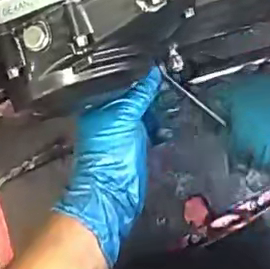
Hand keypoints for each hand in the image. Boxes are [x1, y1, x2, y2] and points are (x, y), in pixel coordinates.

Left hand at [53, 67, 161, 263]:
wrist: (113, 196)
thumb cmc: (107, 160)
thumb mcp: (125, 116)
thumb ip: (139, 94)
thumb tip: (152, 75)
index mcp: (99, 110)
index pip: (124, 85)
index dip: (140, 78)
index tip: (158, 72)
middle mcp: (111, 122)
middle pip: (136, 99)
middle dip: (152, 94)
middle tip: (168, 85)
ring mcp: (125, 137)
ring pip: (146, 115)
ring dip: (159, 111)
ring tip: (171, 104)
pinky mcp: (138, 151)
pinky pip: (153, 131)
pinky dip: (162, 127)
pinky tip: (168, 125)